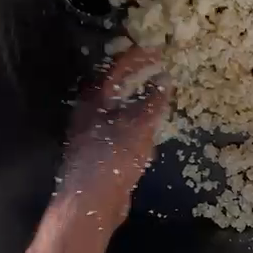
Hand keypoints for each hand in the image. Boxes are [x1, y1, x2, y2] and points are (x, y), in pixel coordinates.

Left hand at [53, 49, 170, 234]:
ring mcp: (91, 136)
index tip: (159, 51)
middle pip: (113, 87)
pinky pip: (120, 134)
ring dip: (135, 104)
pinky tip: (147, 140)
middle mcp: (89, 114)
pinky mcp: (98, 156)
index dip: (139, 57)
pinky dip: (135, 129)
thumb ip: (153, 101)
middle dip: (134, 78)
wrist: (90, 202)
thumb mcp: (139, 125)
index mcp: (95, 100)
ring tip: (155, 101)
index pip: (118, 68)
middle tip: (155, 70)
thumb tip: (164, 79)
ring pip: (116, 111)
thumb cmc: (112, 158)